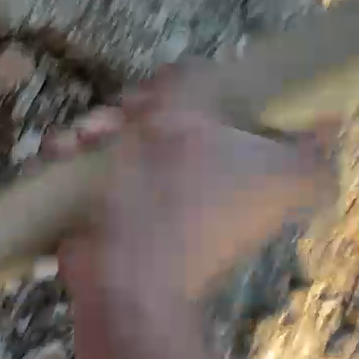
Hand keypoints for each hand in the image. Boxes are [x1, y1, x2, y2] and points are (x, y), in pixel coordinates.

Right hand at [50, 66, 333, 303]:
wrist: (122, 284)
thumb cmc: (167, 205)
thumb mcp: (181, 120)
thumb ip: (189, 78)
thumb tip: (182, 74)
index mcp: (297, 164)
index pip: (288, 100)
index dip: (235, 80)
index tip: (188, 86)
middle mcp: (256, 183)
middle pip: (203, 117)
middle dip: (144, 111)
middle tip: (118, 114)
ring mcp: (199, 202)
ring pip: (154, 142)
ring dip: (104, 133)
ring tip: (75, 140)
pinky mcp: (151, 216)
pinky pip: (127, 173)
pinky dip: (90, 162)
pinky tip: (61, 156)